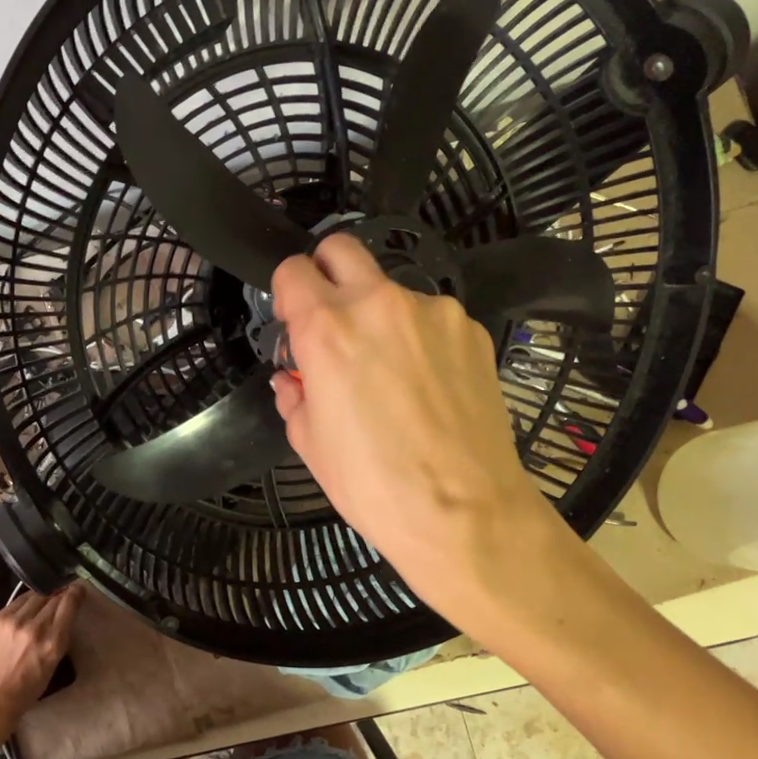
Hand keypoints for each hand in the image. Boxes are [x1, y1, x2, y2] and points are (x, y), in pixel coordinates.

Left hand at [0, 584, 83, 725]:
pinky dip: (28, 600)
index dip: (76, 593)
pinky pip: (18, 601)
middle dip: (61, 592)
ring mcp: (14, 621)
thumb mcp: (53, 664)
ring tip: (48, 594)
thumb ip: (60, 637)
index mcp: (53, 643)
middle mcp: (35, 628)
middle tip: (65, 589)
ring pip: (36, 595)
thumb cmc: (28, 688)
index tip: (79, 587)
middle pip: (53, 598)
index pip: (68, 606)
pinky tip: (30, 602)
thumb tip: (65, 614)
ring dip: (45, 594)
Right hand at [270, 234, 567, 614]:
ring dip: (377, 315)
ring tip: (385, 372)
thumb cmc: (374, 483)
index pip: (293, 270)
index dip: (286, 294)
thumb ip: (294, 395)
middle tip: (328, 321)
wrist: (460, 509)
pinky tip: (422, 385)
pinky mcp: (471, 332)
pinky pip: (431, 318)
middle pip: (341, 249)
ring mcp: (433, 314)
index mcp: (327, 330)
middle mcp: (380, 306)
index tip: (290, 321)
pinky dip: (418, 338)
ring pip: (390, 290)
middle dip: (326, 274)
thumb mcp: (308, 441)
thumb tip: (293, 380)